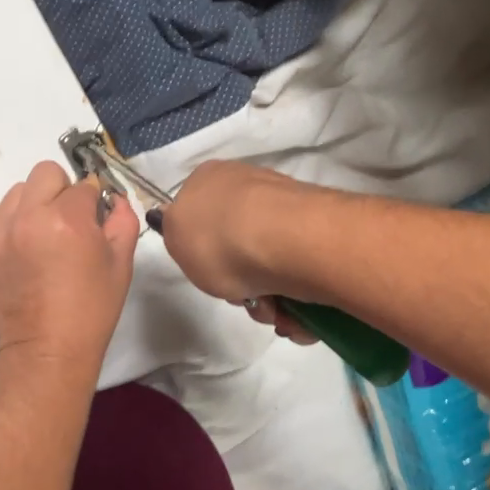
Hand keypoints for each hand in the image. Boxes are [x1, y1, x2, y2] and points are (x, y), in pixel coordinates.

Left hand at [0, 161, 138, 373]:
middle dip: (62, 193)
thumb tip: (113, 197)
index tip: (93, 223)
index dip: (92, 203)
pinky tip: (11, 237)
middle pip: (46, 174)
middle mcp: (31, 215)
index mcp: (69, 219)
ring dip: (32, 204)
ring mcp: (0, 229)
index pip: (84, 186)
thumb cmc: (90, 312)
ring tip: (40, 236)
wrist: (46, 352)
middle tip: (67, 224)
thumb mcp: (121, 265)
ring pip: (17, 191)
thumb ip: (122, 221)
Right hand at [157, 160, 297, 300]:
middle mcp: (245, 184)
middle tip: (242, 299)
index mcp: (207, 179)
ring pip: (266, 259)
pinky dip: (296, 294)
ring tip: (274, 311)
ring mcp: (283, 204)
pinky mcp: (315, 228)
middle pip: (234, 242)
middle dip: (237, 280)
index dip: (200, 249)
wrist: (282, 240)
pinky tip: (297, 310)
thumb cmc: (217, 240)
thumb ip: (178, 235)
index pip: (197, 211)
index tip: (207, 272)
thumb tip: (189, 231)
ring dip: (268, 295)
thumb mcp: (175, 241)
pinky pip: (298, 268)